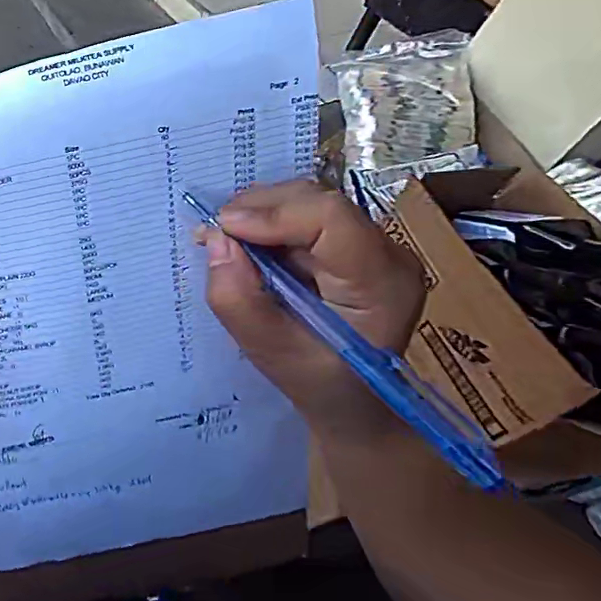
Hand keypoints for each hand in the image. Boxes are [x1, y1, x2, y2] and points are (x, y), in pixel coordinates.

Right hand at [198, 180, 425, 438]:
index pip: (330, 218)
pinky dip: (264, 220)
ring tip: (224, 241)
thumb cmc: (320, 384)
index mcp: (381, 282)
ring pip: (306, 199)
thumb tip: (215, 240)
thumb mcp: (272, 353)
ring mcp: (371, 243)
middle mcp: (387, 252)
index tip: (221, 230)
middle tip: (212, 235)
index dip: (271, 214)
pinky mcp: (350, 242)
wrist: (353, 400)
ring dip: (257, 213)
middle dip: (256, 209)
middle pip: (316, 200)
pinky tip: (244, 244)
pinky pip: (303, 212)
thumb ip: (240, 302)